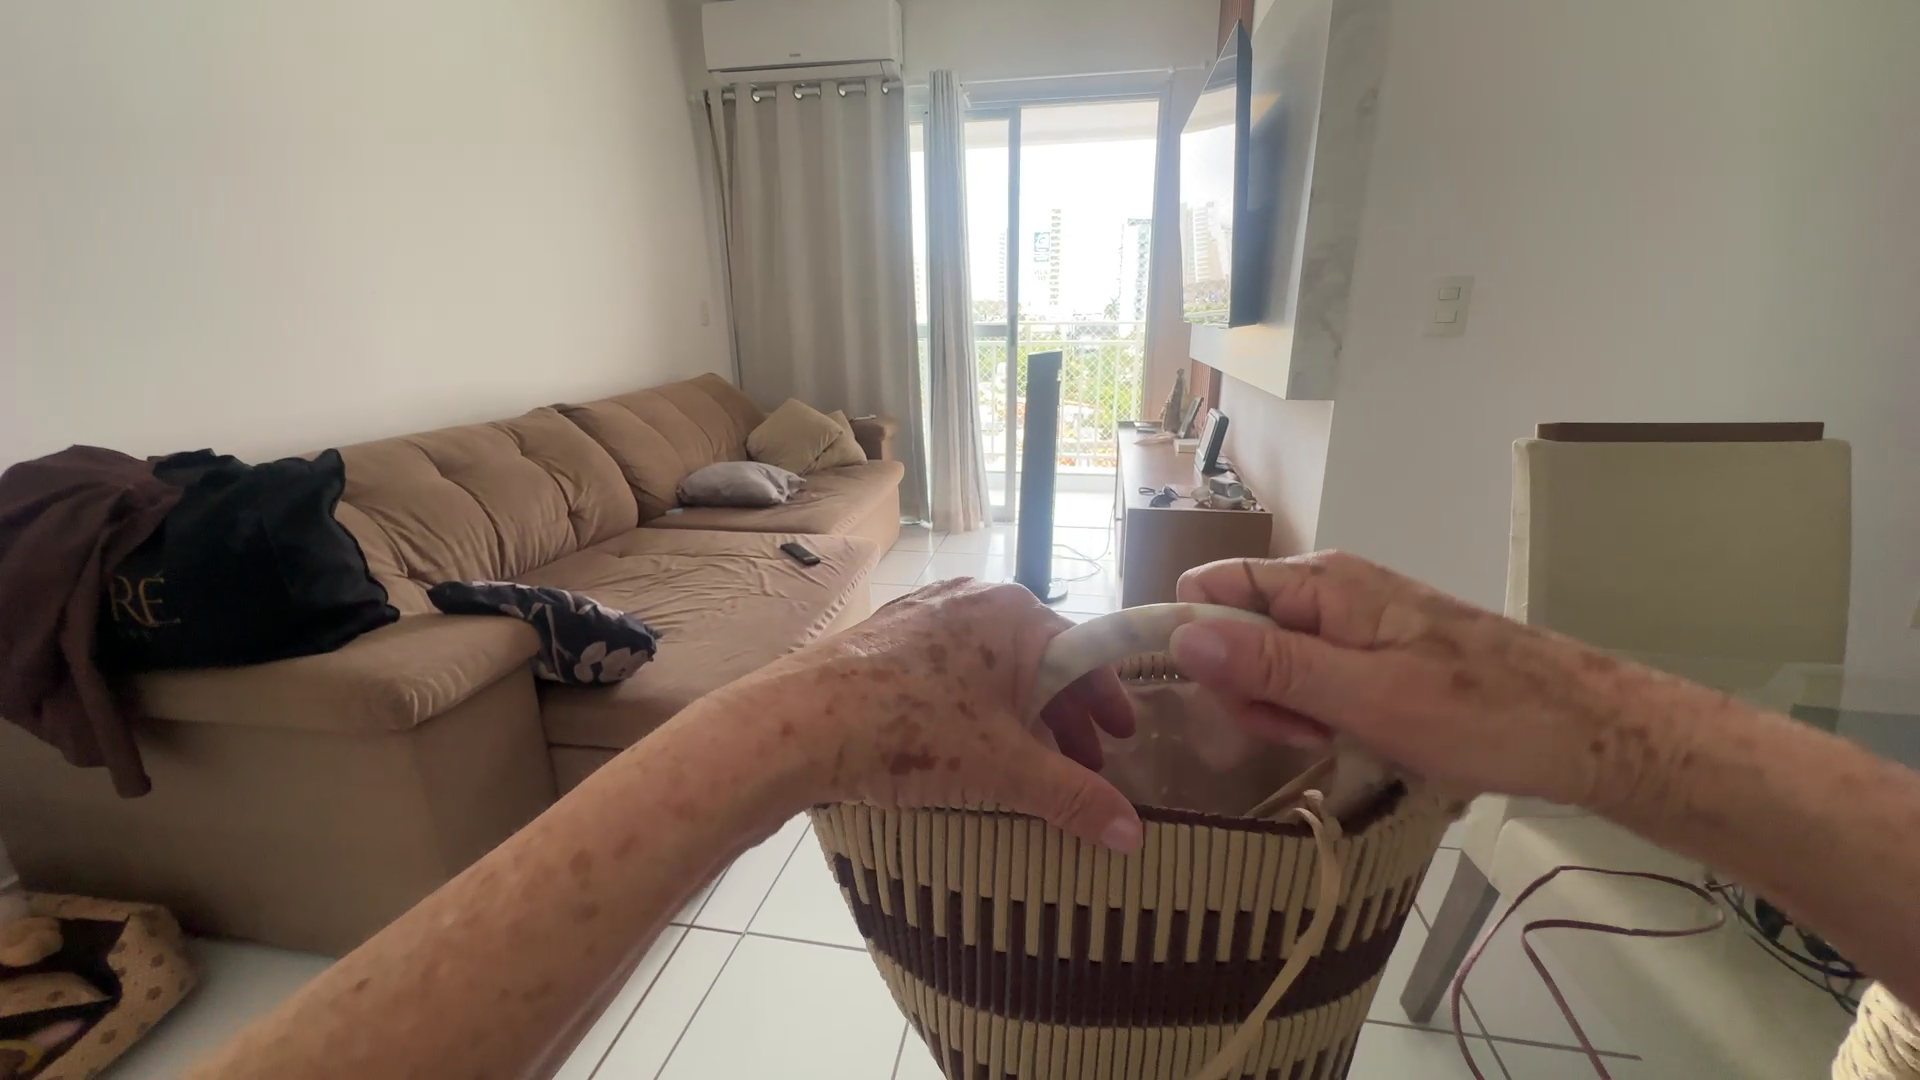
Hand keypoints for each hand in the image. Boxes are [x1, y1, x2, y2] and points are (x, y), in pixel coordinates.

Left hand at [729, 579, 1144, 851]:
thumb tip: (1134, 836)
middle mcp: (978, 596)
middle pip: (1040, 660)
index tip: (1123, 738)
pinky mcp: (893, 627)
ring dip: (1020, 710)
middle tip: (1082, 762)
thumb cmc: (916, 731)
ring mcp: (930, 607)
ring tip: (1027, 758)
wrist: (801, 719)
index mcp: (1017, 614)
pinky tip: (967, 736)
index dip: (1107, 702)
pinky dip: (976, 699)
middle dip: (1064, 716)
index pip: (1084, 656)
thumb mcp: (1004, 768)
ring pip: (995, 662)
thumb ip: (1073, 797)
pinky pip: (953, 662)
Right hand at [1167, 552, 1678, 809]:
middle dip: (1244, 682)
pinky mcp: (1364, 647)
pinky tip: (1342, 729)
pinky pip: (1302, 668)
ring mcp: (1345, 618)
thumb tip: (1180, 638)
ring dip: (1277, 700)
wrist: (1590, 731)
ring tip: (1327, 734)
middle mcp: (1323, 588)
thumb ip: (1270, 666)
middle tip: (1295, 730)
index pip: (1211, 587)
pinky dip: (1307, 703)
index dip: (1194, 635)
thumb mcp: (1364, 697)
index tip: (1223, 695)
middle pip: (1233, 624)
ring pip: (1264, 653)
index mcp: (1318, 582)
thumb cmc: (1480, 712)